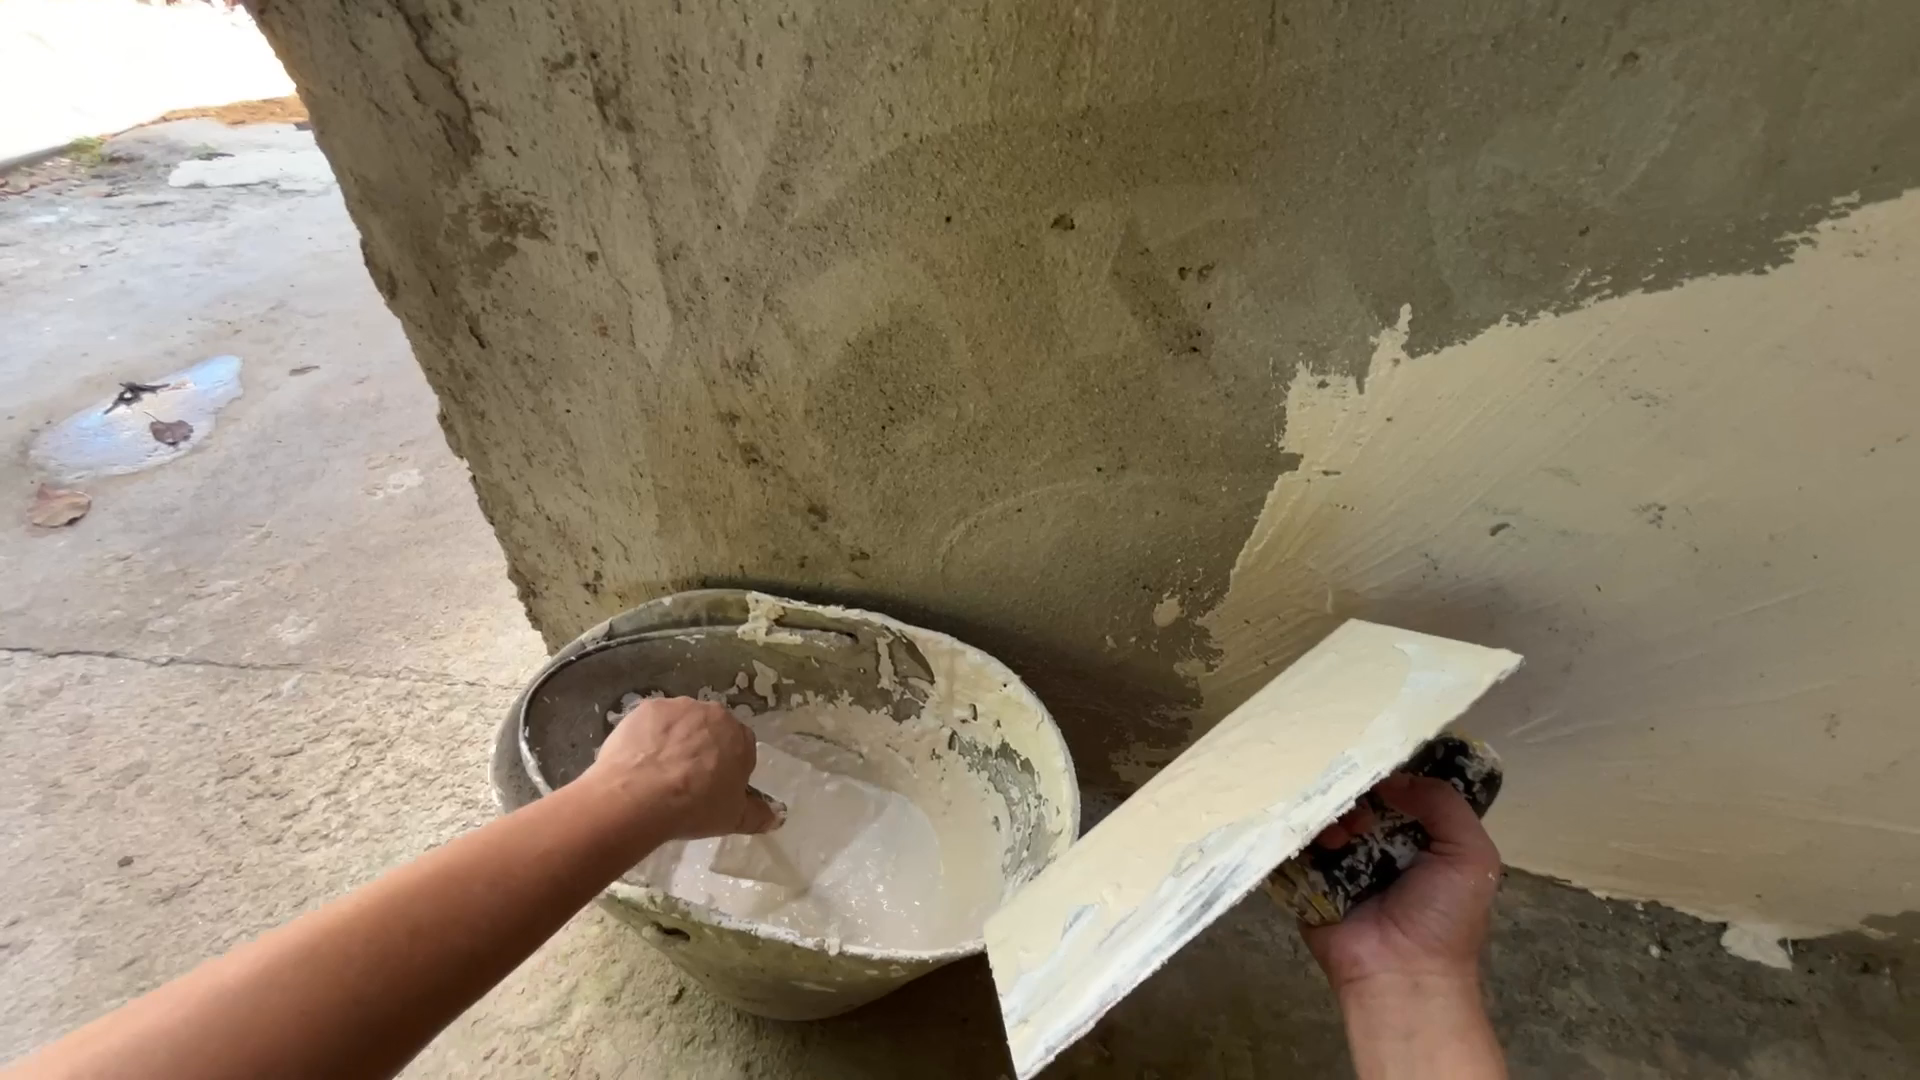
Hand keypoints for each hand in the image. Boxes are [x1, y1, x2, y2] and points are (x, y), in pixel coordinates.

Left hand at [585, 697, 780, 839]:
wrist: (638, 797)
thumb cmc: (694, 807)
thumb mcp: (733, 818)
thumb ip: (758, 815)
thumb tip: (776, 817)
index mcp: (740, 736)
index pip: (741, 747)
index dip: (727, 767)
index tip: (712, 787)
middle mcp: (714, 713)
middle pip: (710, 730)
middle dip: (701, 749)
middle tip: (684, 781)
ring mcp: (679, 707)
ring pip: (680, 724)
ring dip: (673, 741)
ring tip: (655, 774)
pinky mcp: (646, 708)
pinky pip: (651, 723)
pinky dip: (647, 738)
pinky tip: (636, 762)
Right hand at [1301, 774, 1501, 994]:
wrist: (1401, 974)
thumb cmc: (1442, 918)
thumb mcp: (1470, 857)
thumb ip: (1443, 806)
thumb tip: (1390, 778)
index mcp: (1412, 834)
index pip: (1392, 786)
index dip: (1383, 768)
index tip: (1371, 752)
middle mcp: (1371, 840)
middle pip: (1351, 795)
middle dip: (1352, 790)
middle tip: (1356, 800)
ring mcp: (1334, 855)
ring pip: (1321, 813)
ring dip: (1329, 814)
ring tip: (1342, 835)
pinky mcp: (1303, 871)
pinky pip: (1293, 838)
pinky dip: (1300, 831)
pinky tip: (1321, 843)